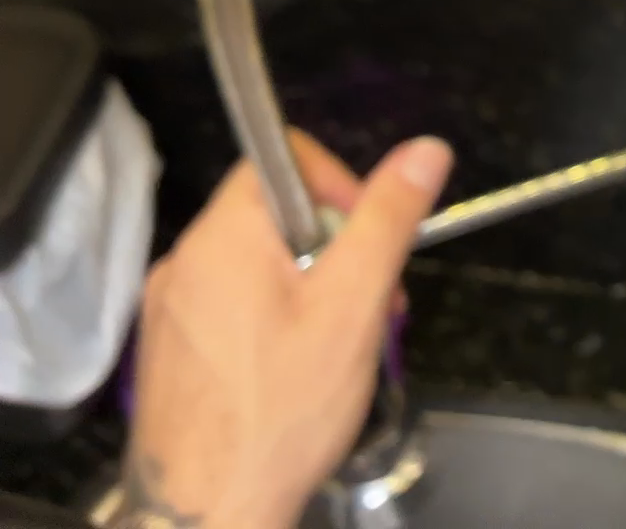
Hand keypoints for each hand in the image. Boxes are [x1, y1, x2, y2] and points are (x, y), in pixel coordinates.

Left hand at [123, 132, 451, 528]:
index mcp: (222, 242)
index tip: (370, 234)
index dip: (342, 181)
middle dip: (347, 240)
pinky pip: (253, 293)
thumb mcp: (355, 300)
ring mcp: (180, 305)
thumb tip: (426, 150)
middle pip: (288, 210)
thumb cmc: (285, 404)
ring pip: (276, 254)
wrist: (207, 513)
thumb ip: (389, 218)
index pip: (283, 160)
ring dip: (329, 276)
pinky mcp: (186, 341)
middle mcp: (188, 263)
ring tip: (352, 329)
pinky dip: (298, 306)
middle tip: (372, 294)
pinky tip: (316, 351)